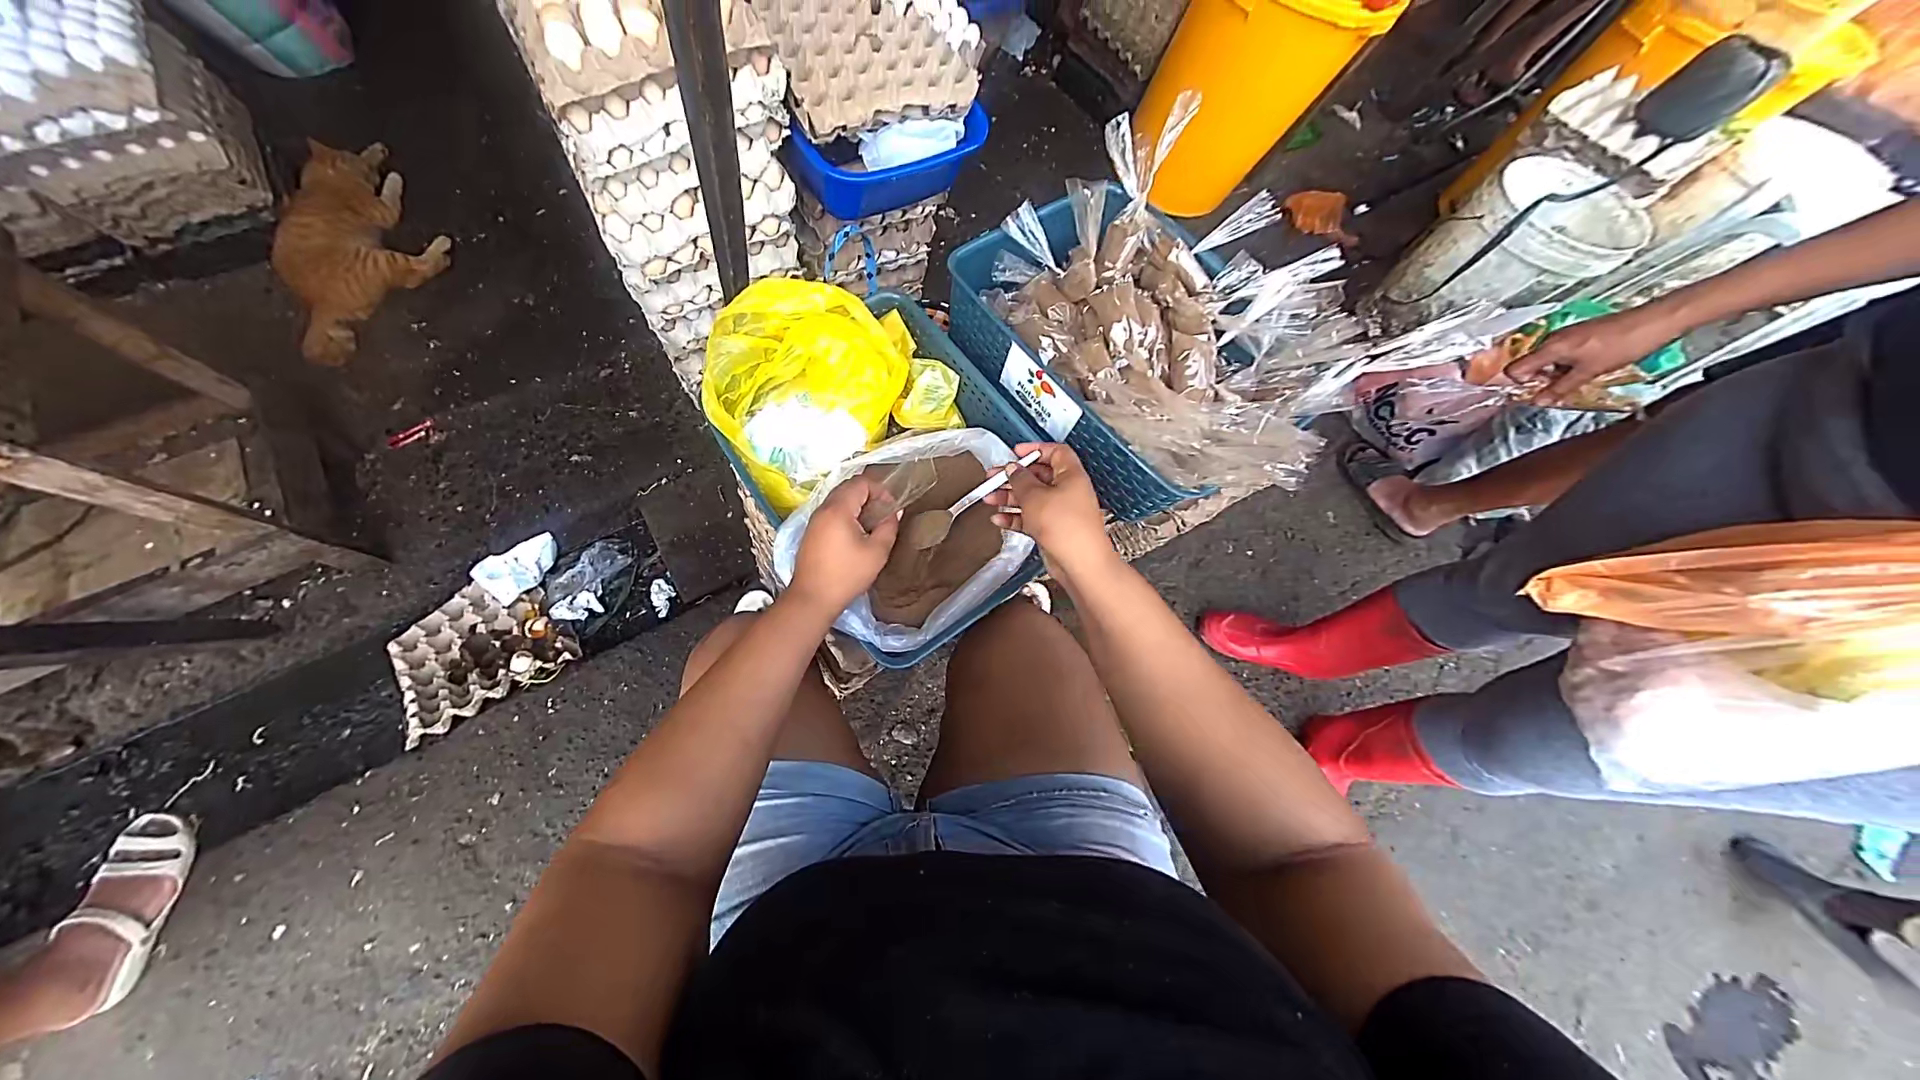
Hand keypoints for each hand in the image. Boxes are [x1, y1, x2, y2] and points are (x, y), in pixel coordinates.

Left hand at [788, 475, 898, 613]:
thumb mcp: (877, 552)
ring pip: (838, 500)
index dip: (880, 490)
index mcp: (838, 509)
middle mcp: (823, 509)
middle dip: (869, 495)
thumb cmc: (847, 575)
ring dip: (857, 505)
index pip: (860, 482)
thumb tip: (894, 512)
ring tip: (871, 524)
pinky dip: (846, 515)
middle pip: (847, 487)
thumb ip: (888, 527)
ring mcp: (814, 520)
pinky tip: (855, 534)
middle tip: (883, 513)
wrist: (812, 598)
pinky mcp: (811, 532)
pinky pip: (830, 513)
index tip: (891, 507)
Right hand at [983, 443, 1113, 576]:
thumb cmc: (1068, 528)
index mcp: (1071, 475)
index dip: (1035, 449)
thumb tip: (1013, 469)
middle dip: (1014, 477)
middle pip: (1038, 476)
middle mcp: (1068, 491)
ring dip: (1010, 498)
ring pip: (1031, 498)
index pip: (1055, 452)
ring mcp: (1061, 511)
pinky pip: (1030, 518)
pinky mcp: (1053, 529)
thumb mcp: (1035, 496)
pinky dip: (1015, 518)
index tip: (1016, 452)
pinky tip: (1000, 519)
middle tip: (995, 477)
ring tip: (991, 498)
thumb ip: (1020, 480)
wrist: (1080, 563)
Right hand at [1504, 305, 1680, 405]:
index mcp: (1550, 347)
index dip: (1521, 383)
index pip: (1514, 369)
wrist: (1657, 320)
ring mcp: (1566, 334)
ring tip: (1577, 378)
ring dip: (1555, 372)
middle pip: (1530, 364)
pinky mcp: (1579, 333)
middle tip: (1557, 389)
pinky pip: (1561, 352)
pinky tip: (1586, 367)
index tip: (1536, 391)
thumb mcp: (1589, 372)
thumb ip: (1560, 388)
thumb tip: (1539, 401)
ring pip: (1546, 359)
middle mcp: (1553, 339)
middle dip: (1539, 379)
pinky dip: (1567, 363)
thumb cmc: (1624, 344)